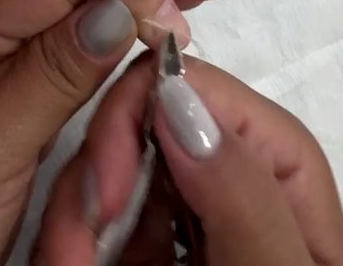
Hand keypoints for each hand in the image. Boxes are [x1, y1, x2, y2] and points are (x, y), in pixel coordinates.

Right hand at [35, 54, 342, 265]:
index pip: (202, 94)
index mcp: (278, 170)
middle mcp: (227, 179)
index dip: (139, 115)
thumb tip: (177, 94)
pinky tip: (65, 265)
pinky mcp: (146, 251)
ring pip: (106, 173)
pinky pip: (96, 224)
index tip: (103, 182)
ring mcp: (184, 218)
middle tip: (67, 256)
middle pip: (139, 131)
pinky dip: (72, 246)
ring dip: (73, 224)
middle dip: (94, 184)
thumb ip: (240, 195)